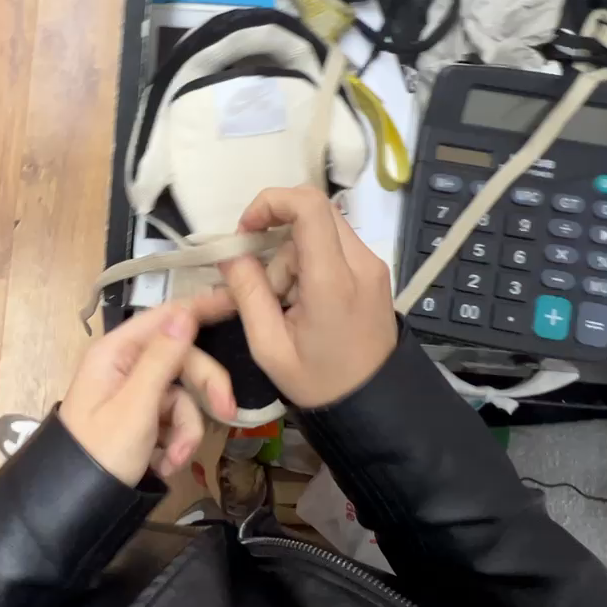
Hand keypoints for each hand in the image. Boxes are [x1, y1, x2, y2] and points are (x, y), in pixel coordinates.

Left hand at [58, 301, 238, 485]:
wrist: (79, 505)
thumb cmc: (100, 454)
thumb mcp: (135, 407)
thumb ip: (162, 359)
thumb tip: (184, 313)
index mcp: (116, 353)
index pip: (165, 317)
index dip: (201, 308)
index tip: (237, 302)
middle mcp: (124, 365)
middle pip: (182, 361)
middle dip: (204, 391)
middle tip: (228, 413)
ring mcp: (132, 392)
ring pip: (182, 396)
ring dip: (185, 430)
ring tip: (173, 459)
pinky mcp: (139, 417)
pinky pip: (172, 419)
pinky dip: (174, 442)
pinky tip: (164, 463)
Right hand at [217, 186, 397, 407]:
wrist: (375, 403)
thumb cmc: (319, 381)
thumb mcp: (268, 347)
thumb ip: (247, 294)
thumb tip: (231, 254)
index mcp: (333, 281)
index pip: (308, 206)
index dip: (270, 202)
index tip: (246, 230)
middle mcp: (360, 263)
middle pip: (312, 213)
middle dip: (276, 236)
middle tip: (260, 279)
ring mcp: (372, 265)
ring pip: (320, 230)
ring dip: (291, 256)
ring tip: (284, 303)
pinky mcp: (373, 271)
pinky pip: (333, 246)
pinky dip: (308, 262)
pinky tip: (301, 300)